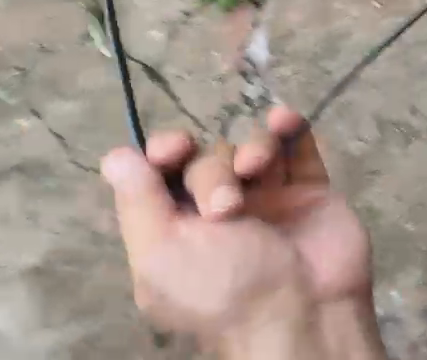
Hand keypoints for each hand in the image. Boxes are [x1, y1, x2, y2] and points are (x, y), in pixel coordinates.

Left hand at [101, 107, 382, 358]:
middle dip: (215, 170)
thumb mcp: (166, 254)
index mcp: (175, 231)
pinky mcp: (310, 188)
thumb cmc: (225, 287)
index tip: (174, 148)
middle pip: (210, 160)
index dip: (165, 154)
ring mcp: (268, 197)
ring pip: (254, 148)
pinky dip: (291, 128)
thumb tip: (117, 157)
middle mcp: (219, 210)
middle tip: (227, 205)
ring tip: (260, 169)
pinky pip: (299, 147)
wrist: (304, 305)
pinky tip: (284, 120)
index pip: (162, 177)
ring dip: (254, 147)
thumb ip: (142, 204)